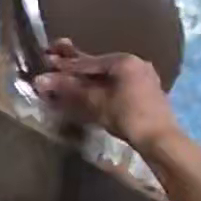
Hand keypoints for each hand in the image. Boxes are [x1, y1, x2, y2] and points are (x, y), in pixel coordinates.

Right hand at [32, 39, 182, 146]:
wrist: (160, 140)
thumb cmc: (126, 116)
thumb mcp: (94, 101)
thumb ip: (68, 88)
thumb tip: (40, 79)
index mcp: (123, 60)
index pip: (86, 61)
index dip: (64, 64)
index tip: (45, 61)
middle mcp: (135, 62)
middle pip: (97, 65)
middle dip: (75, 67)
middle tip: (53, 61)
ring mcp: (143, 76)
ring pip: (107, 74)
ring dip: (87, 77)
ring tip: (68, 78)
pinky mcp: (146, 90)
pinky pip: (117, 82)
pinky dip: (101, 85)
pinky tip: (90, 89)